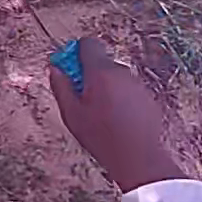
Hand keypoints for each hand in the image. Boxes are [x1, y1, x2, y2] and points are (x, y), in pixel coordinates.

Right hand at [47, 37, 185, 191]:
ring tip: (100, 114)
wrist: (139, 158)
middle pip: (100, 61)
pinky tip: (116, 120)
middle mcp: (121, 72)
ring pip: (114, 76)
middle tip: (82, 98)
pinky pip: (128, 89)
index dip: (75, 53)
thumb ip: (61, 86)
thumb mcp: (72, 114)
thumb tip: (54, 69)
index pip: (87, 44)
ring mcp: (136, 83)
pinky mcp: (147, 96)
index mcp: (100, 72)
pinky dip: (120, 97)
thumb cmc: (102, 137)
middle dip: (89, 74)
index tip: (70, 70)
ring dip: (105, 87)